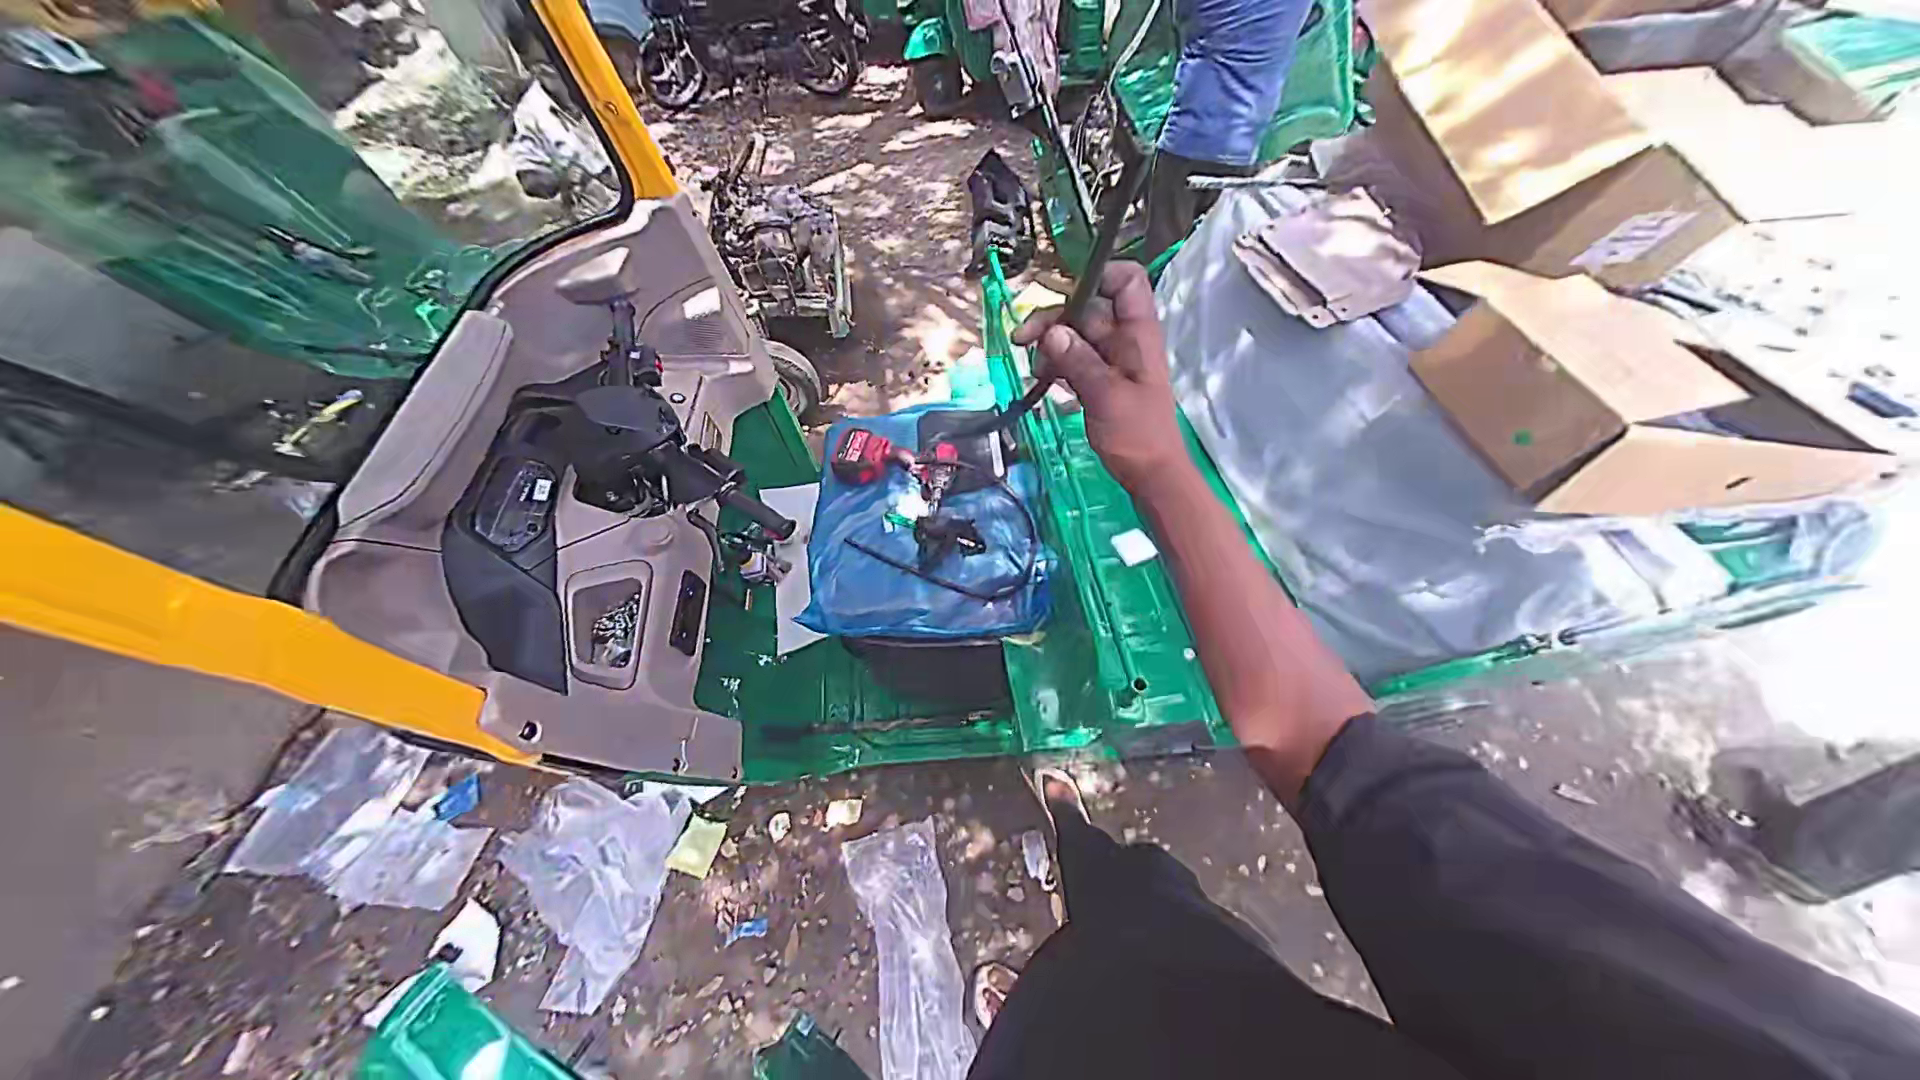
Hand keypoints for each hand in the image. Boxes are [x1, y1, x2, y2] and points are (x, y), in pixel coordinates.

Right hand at [1013, 262, 1192, 496]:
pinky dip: (1056, 367)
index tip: (1061, 295)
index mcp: (1138, 334)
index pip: (1126, 281)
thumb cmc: (1137, 435)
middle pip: (1087, 310)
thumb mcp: (1105, 396)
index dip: (1097, 276)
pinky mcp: (1099, 382)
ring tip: (1035, 371)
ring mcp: (1111, 361)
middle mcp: (1124, 340)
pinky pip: (1074, 361)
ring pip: (1075, 337)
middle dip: (1054, 320)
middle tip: (1021, 340)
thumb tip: (1052, 332)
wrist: (1151, 474)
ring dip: (1050, 347)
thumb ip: (1079, 361)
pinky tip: (1042, 381)